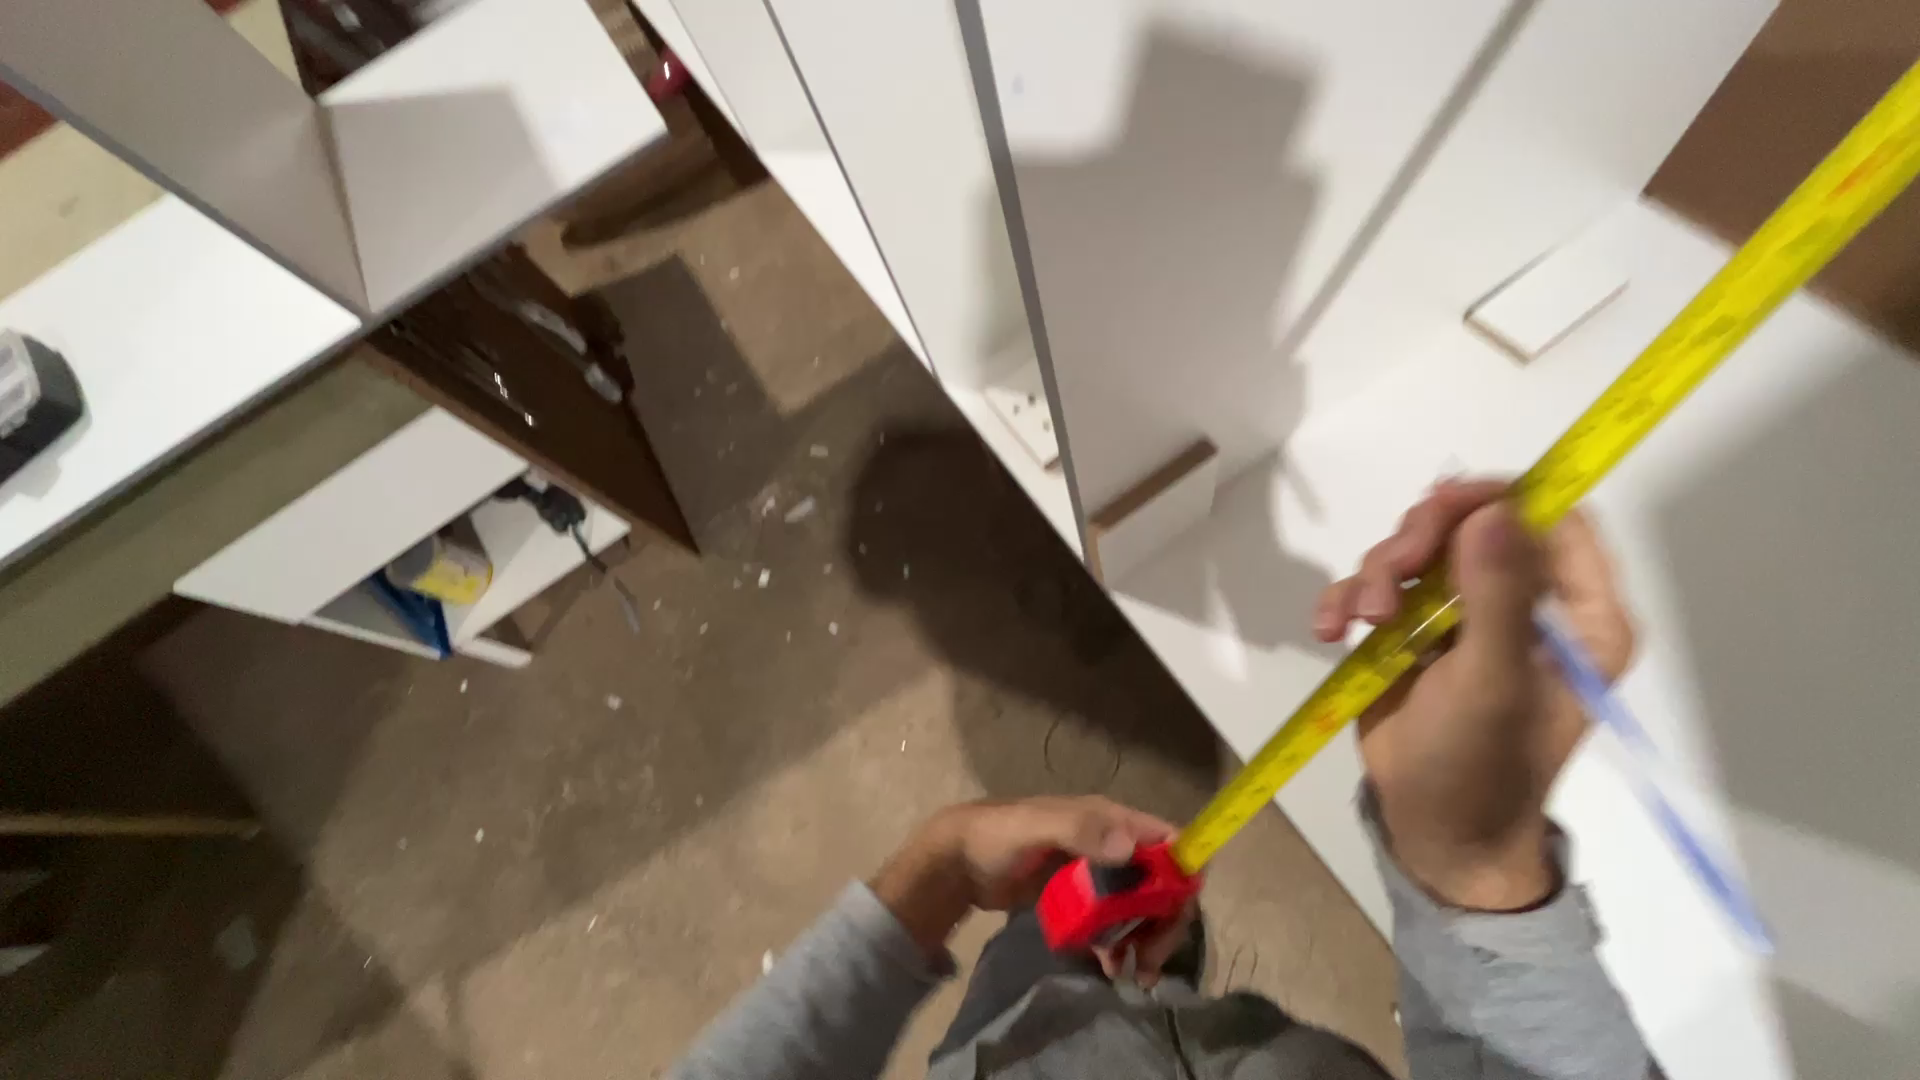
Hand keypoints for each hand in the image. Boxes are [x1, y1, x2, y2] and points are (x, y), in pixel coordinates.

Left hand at [870, 796, 1175, 957]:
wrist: (958, 862)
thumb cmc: (996, 835)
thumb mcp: (1034, 826)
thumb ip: (1079, 829)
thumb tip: (1129, 847)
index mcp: (1108, 818)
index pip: (1166, 841)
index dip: (1180, 875)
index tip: (1175, 915)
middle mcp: (1111, 844)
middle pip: (1160, 882)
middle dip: (1164, 920)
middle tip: (1150, 960)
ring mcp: (1096, 874)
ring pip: (1142, 906)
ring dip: (1146, 938)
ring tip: (1135, 973)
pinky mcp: (1080, 899)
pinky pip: (1115, 922)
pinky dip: (1120, 944)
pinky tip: (1110, 967)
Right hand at [1314, 479, 1633, 909]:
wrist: (1432, 827)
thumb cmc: (1480, 764)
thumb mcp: (1491, 682)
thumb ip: (1497, 596)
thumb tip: (1492, 511)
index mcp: (1574, 615)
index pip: (1554, 522)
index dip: (1501, 500)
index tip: (1443, 506)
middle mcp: (1521, 605)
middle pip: (1471, 526)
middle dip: (1420, 540)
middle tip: (1389, 568)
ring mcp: (1459, 617)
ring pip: (1413, 554)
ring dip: (1374, 577)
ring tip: (1360, 622)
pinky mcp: (1408, 633)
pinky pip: (1373, 590)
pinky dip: (1344, 601)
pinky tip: (1330, 630)